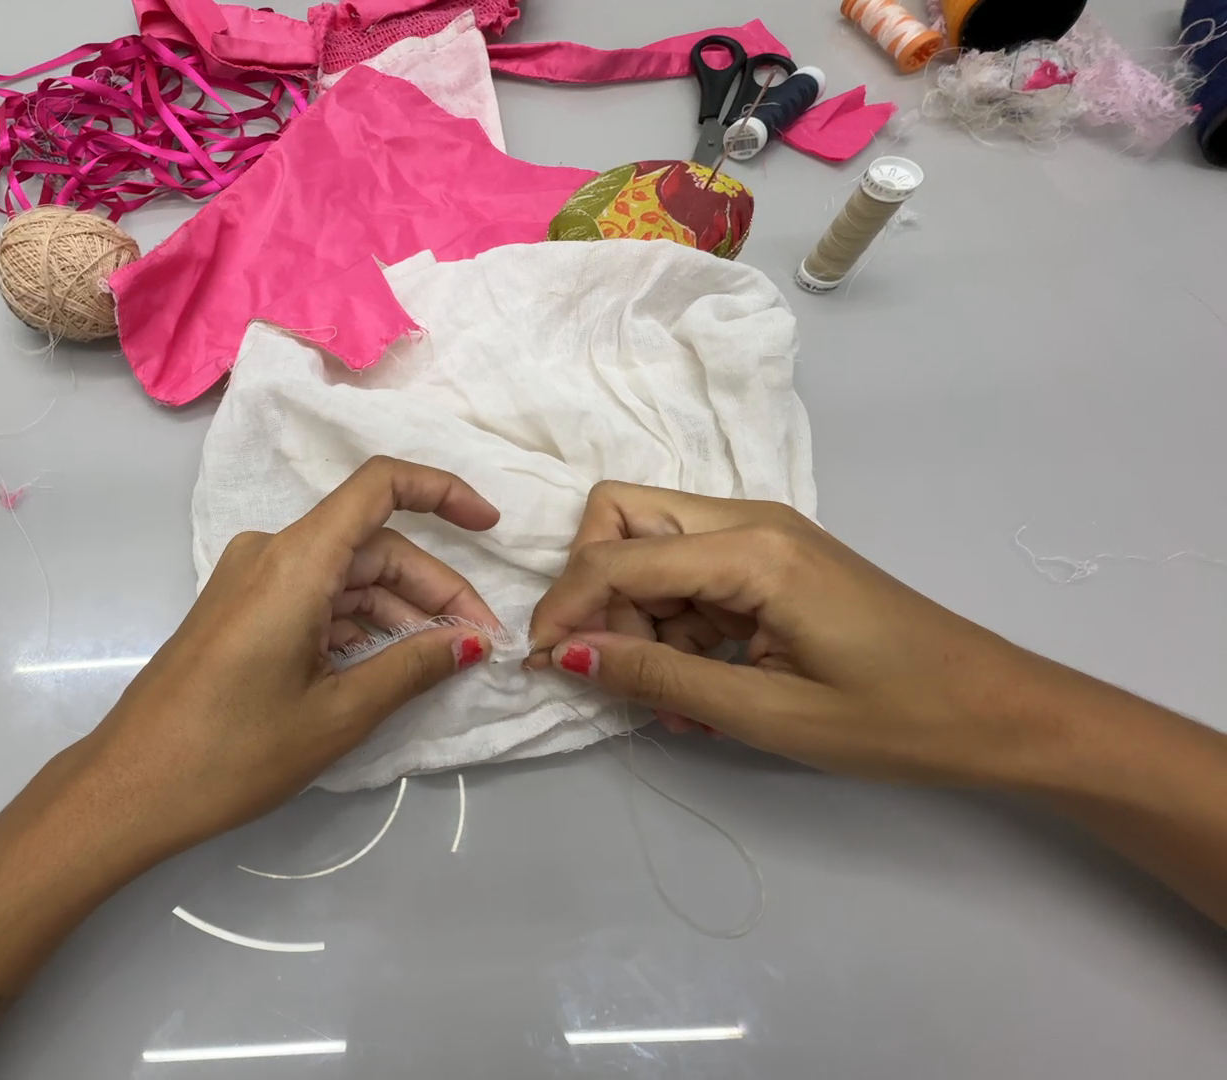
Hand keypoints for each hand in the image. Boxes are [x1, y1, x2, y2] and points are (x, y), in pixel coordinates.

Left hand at [78, 457, 501, 853]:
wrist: (130, 787)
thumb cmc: (233, 752)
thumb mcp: (336, 713)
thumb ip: (412, 667)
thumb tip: (470, 640)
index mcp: (294, 560)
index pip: (379, 487)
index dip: (442, 492)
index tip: (489, 528)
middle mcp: (270, 553)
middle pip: (371, 546)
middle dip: (431, 589)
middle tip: (476, 645)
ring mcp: (250, 580)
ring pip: (344, 576)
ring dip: (395, 612)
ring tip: (438, 663)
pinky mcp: (240, 610)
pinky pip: (313, 598)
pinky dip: (355, 623)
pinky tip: (385, 665)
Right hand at [526, 481, 1077, 786]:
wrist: (1011, 718)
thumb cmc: (899, 720)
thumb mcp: (763, 713)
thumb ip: (654, 676)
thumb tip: (564, 654)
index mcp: (751, 549)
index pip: (614, 557)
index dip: (564, 606)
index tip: (544, 662)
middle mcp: (746, 522)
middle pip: (619, 519)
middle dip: (595, 591)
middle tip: (613, 660)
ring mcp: (756, 538)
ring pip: (644, 551)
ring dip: (634, 619)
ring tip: (666, 695)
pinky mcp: (763, 564)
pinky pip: (681, 579)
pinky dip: (668, 629)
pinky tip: (694, 686)